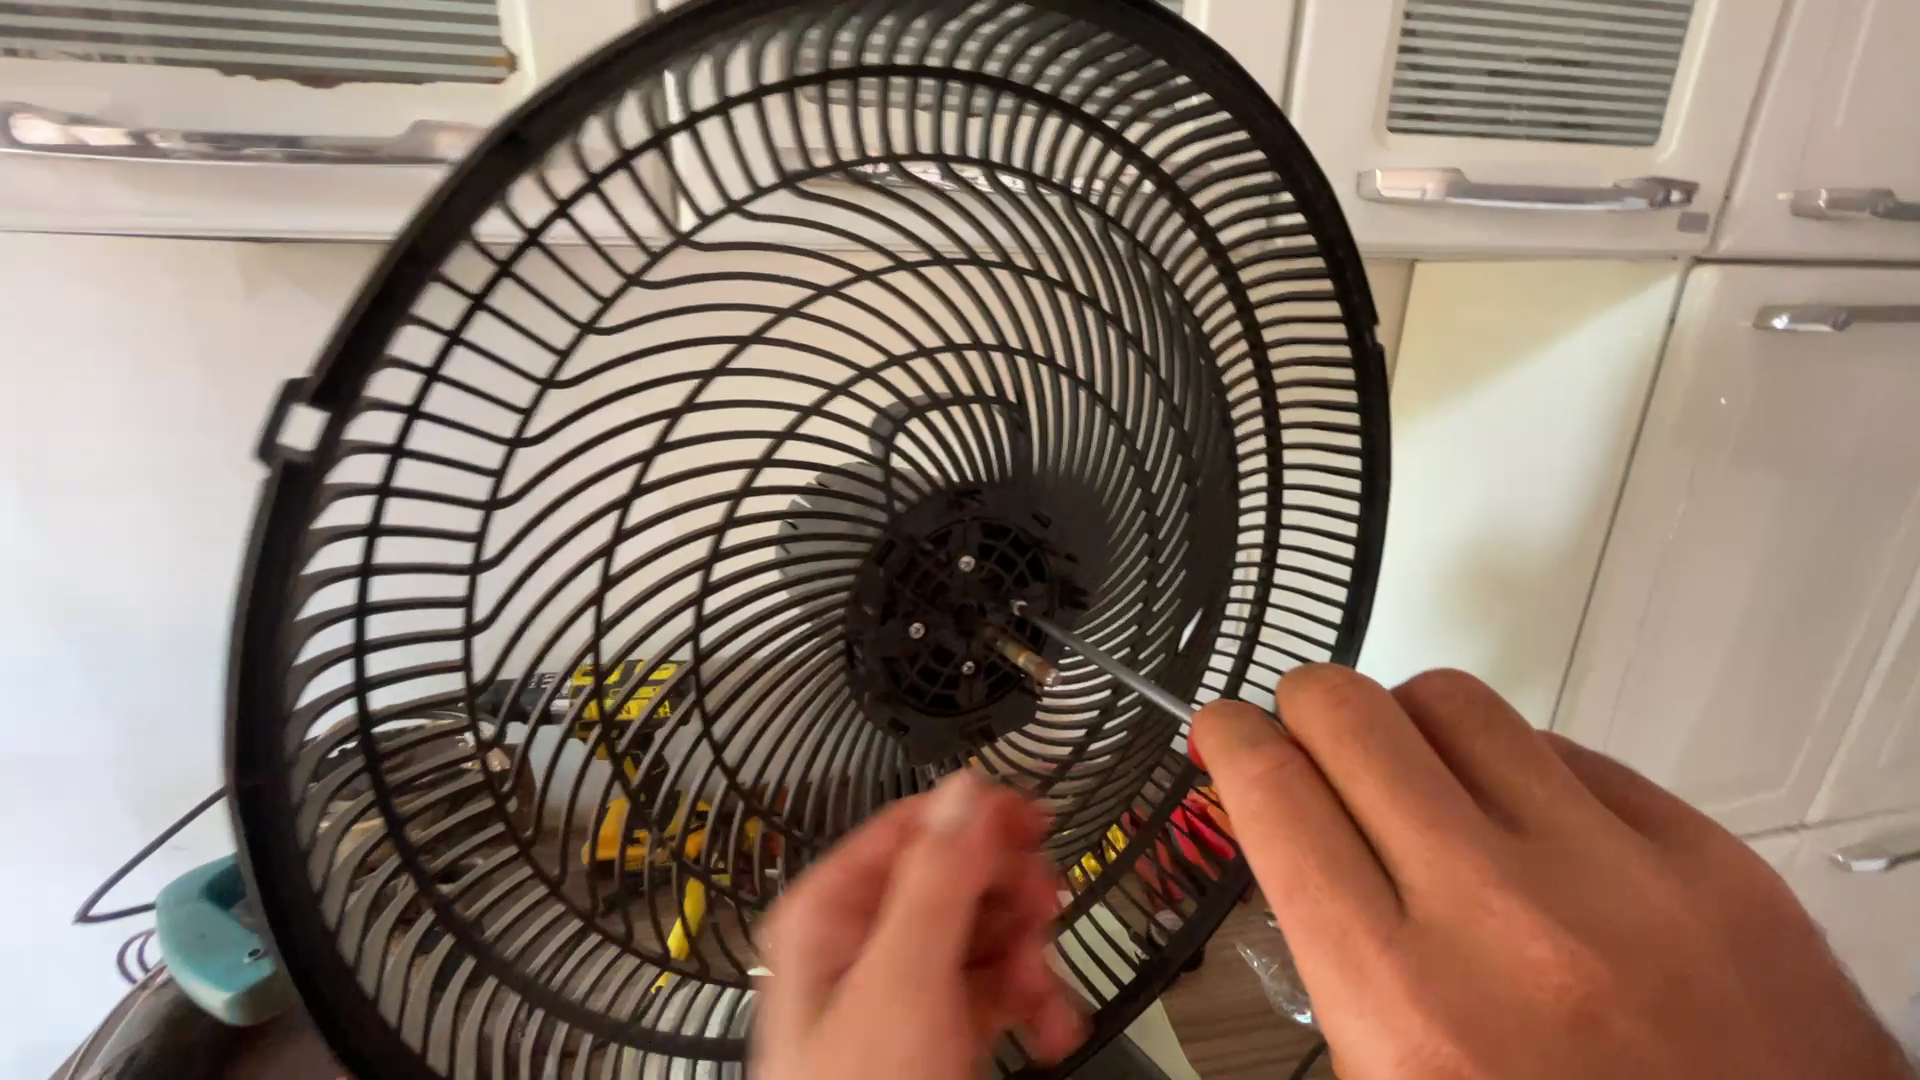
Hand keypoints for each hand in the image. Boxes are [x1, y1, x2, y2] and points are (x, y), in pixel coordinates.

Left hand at [752, 771, 1086, 1079]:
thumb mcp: (903, 986)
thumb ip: (938, 880)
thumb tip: (968, 787)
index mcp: (835, 908)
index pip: (914, 827)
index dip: (978, 819)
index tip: (1039, 824)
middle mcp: (863, 937)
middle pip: (955, 876)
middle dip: (1008, 897)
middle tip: (1046, 916)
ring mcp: (899, 985)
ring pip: (982, 930)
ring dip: (1028, 956)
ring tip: (1047, 1001)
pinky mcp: (932, 1028)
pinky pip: (991, 986)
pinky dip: (1029, 1000)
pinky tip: (1052, 1030)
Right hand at [1193, 665, 1914, 1079]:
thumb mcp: (1379, 1068)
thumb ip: (1317, 933)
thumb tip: (1278, 807)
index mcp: (1399, 999)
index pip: (1271, 788)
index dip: (1227, 734)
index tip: (1224, 730)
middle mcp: (1504, 924)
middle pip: (1349, 709)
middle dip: (1303, 705)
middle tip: (1307, 738)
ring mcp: (1625, 883)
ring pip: (1451, 700)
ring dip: (1404, 724)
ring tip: (1417, 776)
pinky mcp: (1722, 868)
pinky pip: (1560, 748)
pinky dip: (1511, 768)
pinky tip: (1524, 826)